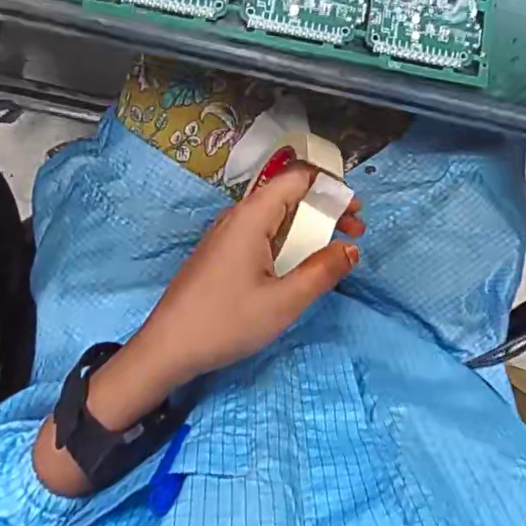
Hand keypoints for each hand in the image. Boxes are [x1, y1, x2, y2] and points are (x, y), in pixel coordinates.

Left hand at [33, 164, 360, 494]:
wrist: (168, 347)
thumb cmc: (225, 322)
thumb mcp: (284, 301)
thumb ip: (322, 271)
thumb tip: (351, 249)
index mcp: (252, 216)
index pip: (298, 178)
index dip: (332, 187)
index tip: (356, 212)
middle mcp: (237, 217)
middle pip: (288, 194)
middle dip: (326, 209)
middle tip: (354, 233)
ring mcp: (226, 235)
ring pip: (275, 216)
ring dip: (308, 227)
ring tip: (331, 251)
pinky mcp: (220, 253)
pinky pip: (260, 233)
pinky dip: (287, 241)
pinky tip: (297, 265)